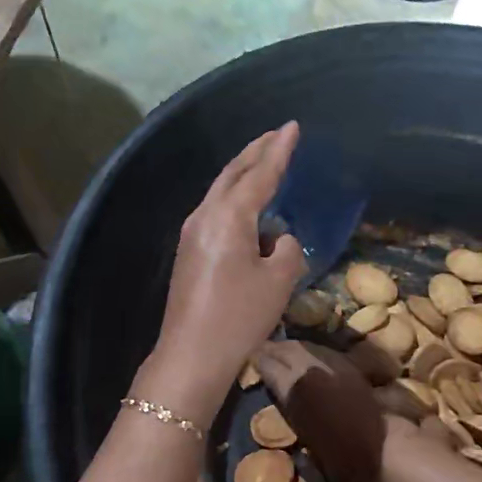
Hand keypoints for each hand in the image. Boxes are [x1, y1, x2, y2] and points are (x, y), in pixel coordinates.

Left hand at [140, 124, 307, 419]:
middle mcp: (205, 216)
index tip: (293, 127)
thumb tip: (278, 239)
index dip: (279, 150)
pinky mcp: (189, 254)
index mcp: (229, 216)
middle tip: (277, 135)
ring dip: (244, 175)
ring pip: (221, 192)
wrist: (192, 354)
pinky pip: (216, 213)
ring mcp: (192, 235)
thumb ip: (287, 249)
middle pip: (232, 174)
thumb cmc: (239, 316)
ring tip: (265, 165)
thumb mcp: (279, 281)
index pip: (259, 174)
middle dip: (256, 152)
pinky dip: (236, 201)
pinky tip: (250, 210)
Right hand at [255, 340, 391, 481]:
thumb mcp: (300, 427)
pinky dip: (308, 350)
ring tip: (280, 351)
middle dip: (271, 349)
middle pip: (286, 349)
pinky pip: (321, 350)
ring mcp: (331, 362)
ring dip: (289, 347)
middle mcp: (311, 367)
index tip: (249, 359)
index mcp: (295, 384)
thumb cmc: (335, 449)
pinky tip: (306, 356)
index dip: (257, 360)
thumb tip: (275, 383)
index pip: (269, 363)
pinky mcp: (346, 364)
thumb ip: (286, 399)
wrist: (376, 444)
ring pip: (303, 345)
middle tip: (261, 352)